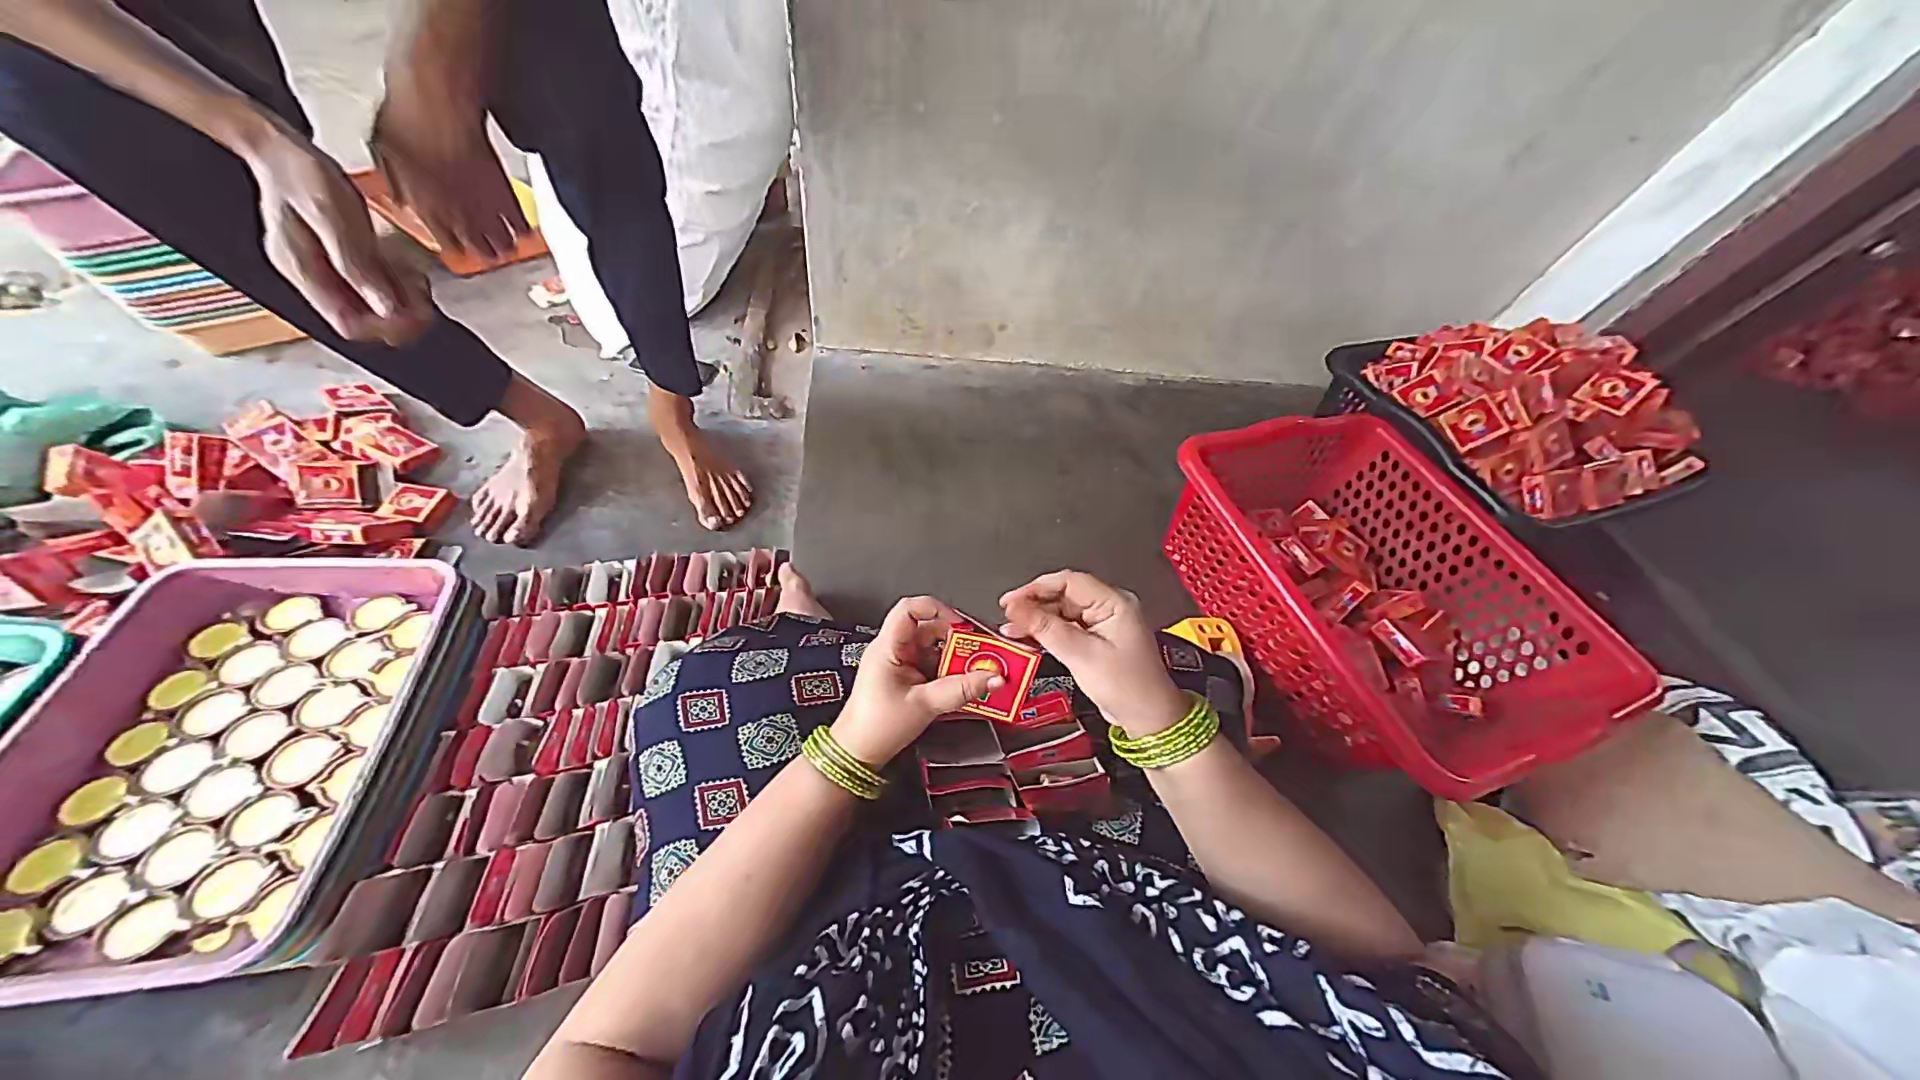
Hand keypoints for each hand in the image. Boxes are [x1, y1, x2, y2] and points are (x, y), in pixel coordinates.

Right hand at [242, 128, 430, 344]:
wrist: (281, 148)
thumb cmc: (303, 176)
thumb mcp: (331, 216)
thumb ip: (355, 263)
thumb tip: (385, 309)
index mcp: (303, 272)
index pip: (349, 325)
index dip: (385, 327)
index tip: (414, 313)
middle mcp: (317, 278)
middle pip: (368, 321)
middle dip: (402, 313)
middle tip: (422, 292)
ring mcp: (331, 271)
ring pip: (379, 306)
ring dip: (406, 298)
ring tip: (416, 277)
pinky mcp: (346, 262)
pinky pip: (380, 287)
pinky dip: (400, 283)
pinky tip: (409, 268)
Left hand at [372, 92, 528, 260]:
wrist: (437, 103)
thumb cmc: (406, 120)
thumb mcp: (382, 150)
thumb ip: (394, 181)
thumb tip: (398, 198)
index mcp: (425, 205)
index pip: (445, 242)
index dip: (453, 246)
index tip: (459, 247)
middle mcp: (458, 213)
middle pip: (479, 248)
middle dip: (483, 251)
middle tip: (488, 252)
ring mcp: (485, 205)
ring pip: (503, 241)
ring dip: (505, 245)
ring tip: (507, 247)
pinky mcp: (506, 193)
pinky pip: (521, 222)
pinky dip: (523, 228)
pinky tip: (522, 228)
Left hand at [831, 596, 1004, 764]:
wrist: (858, 752)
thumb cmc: (876, 726)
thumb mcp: (924, 705)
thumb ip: (961, 689)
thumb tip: (992, 677)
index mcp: (888, 647)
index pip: (910, 608)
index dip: (937, 609)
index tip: (961, 625)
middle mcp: (894, 648)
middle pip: (929, 627)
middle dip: (957, 638)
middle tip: (979, 651)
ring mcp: (901, 661)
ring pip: (935, 646)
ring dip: (956, 656)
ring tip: (976, 669)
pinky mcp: (908, 675)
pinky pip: (934, 663)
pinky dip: (950, 670)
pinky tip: (964, 682)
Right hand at [999, 570, 1187, 737]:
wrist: (1148, 718)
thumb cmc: (1129, 688)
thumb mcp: (1081, 655)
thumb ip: (1046, 628)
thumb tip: (1017, 608)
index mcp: (1115, 603)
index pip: (1068, 581)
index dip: (1035, 588)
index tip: (1012, 601)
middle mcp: (1110, 607)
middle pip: (1063, 594)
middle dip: (1033, 604)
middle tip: (1009, 615)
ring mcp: (1103, 622)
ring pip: (1061, 610)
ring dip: (1037, 619)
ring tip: (1013, 629)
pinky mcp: (1096, 637)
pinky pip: (1066, 626)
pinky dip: (1046, 631)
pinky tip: (1028, 637)